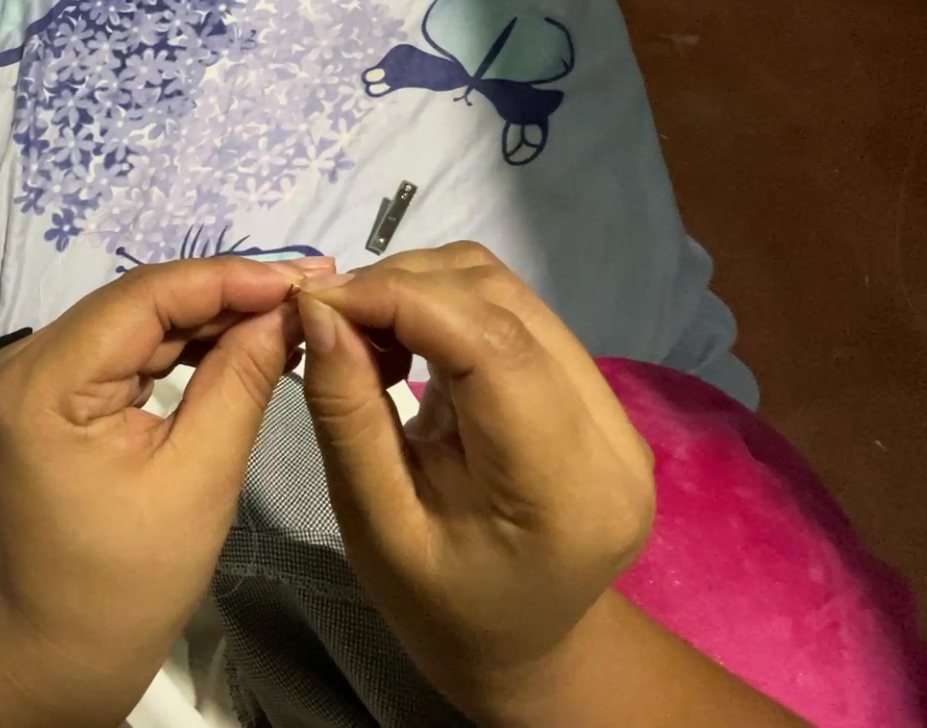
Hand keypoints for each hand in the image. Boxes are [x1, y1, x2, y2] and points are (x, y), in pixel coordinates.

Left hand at [0, 255, 330, 722]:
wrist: (58, 637)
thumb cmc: (128, 580)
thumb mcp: (198, 480)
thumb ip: (240, 382)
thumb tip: (285, 312)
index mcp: (44, 381)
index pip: (142, 297)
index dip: (225, 279)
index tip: (301, 277)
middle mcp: (28, 359)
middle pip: (137, 302)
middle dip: (225, 293)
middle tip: (308, 289)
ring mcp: (37, 370)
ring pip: (136, 318)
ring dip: (209, 314)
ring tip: (284, 310)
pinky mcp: (55, 385)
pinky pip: (126, 346)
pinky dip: (182, 342)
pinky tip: (236, 337)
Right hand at [295, 243, 655, 717]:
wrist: (521, 640)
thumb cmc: (437, 603)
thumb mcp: (372, 522)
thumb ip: (346, 414)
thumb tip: (317, 312)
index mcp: (564, 488)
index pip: (490, 346)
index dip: (397, 299)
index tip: (316, 300)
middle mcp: (610, 431)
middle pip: (499, 301)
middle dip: (398, 286)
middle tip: (327, 319)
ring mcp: (609, 403)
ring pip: (502, 288)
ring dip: (416, 286)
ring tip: (361, 331)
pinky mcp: (586, 386)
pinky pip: (506, 307)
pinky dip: (436, 301)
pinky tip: (400, 338)